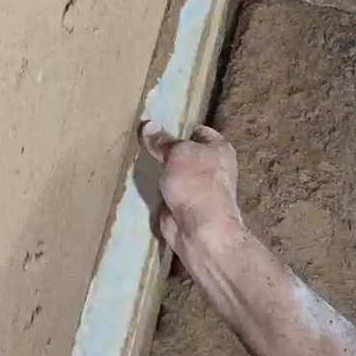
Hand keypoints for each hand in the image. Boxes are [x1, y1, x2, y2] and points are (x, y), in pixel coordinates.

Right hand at [139, 122, 245, 258]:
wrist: (201, 231)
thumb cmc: (196, 183)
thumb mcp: (177, 153)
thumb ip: (163, 141)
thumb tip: (148, 124)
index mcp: (219, 149)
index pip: (198, 131)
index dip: (179, 127)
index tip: (156, 126)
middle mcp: (212, 168)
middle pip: (185, 153)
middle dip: (166, 150)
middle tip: (141, 142)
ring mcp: (198, 190)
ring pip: (174, 174)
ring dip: (160, 172)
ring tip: (136, 159)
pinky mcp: (184, 207)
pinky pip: (167, 192)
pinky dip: (157, 190)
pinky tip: (139, 182)